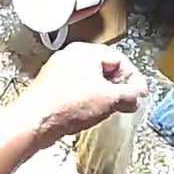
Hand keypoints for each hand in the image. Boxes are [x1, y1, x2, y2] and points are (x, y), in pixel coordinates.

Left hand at [3, 43, 148, 148]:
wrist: (33, 121)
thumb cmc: (69, 105)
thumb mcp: (109, 99)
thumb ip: (130, 94)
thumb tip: (139, 93)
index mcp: (85, 52)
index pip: (120, 59)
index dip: (133, 78)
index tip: (140, 95)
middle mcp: (70, 56)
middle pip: (104, 68)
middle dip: (118, 87)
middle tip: (127, 104)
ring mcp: (58, 71)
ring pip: (90, 80)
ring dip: (103, 95)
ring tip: (108, 110)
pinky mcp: (50, 87)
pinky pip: (76, 89)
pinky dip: (86, 99)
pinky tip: (88, 113)